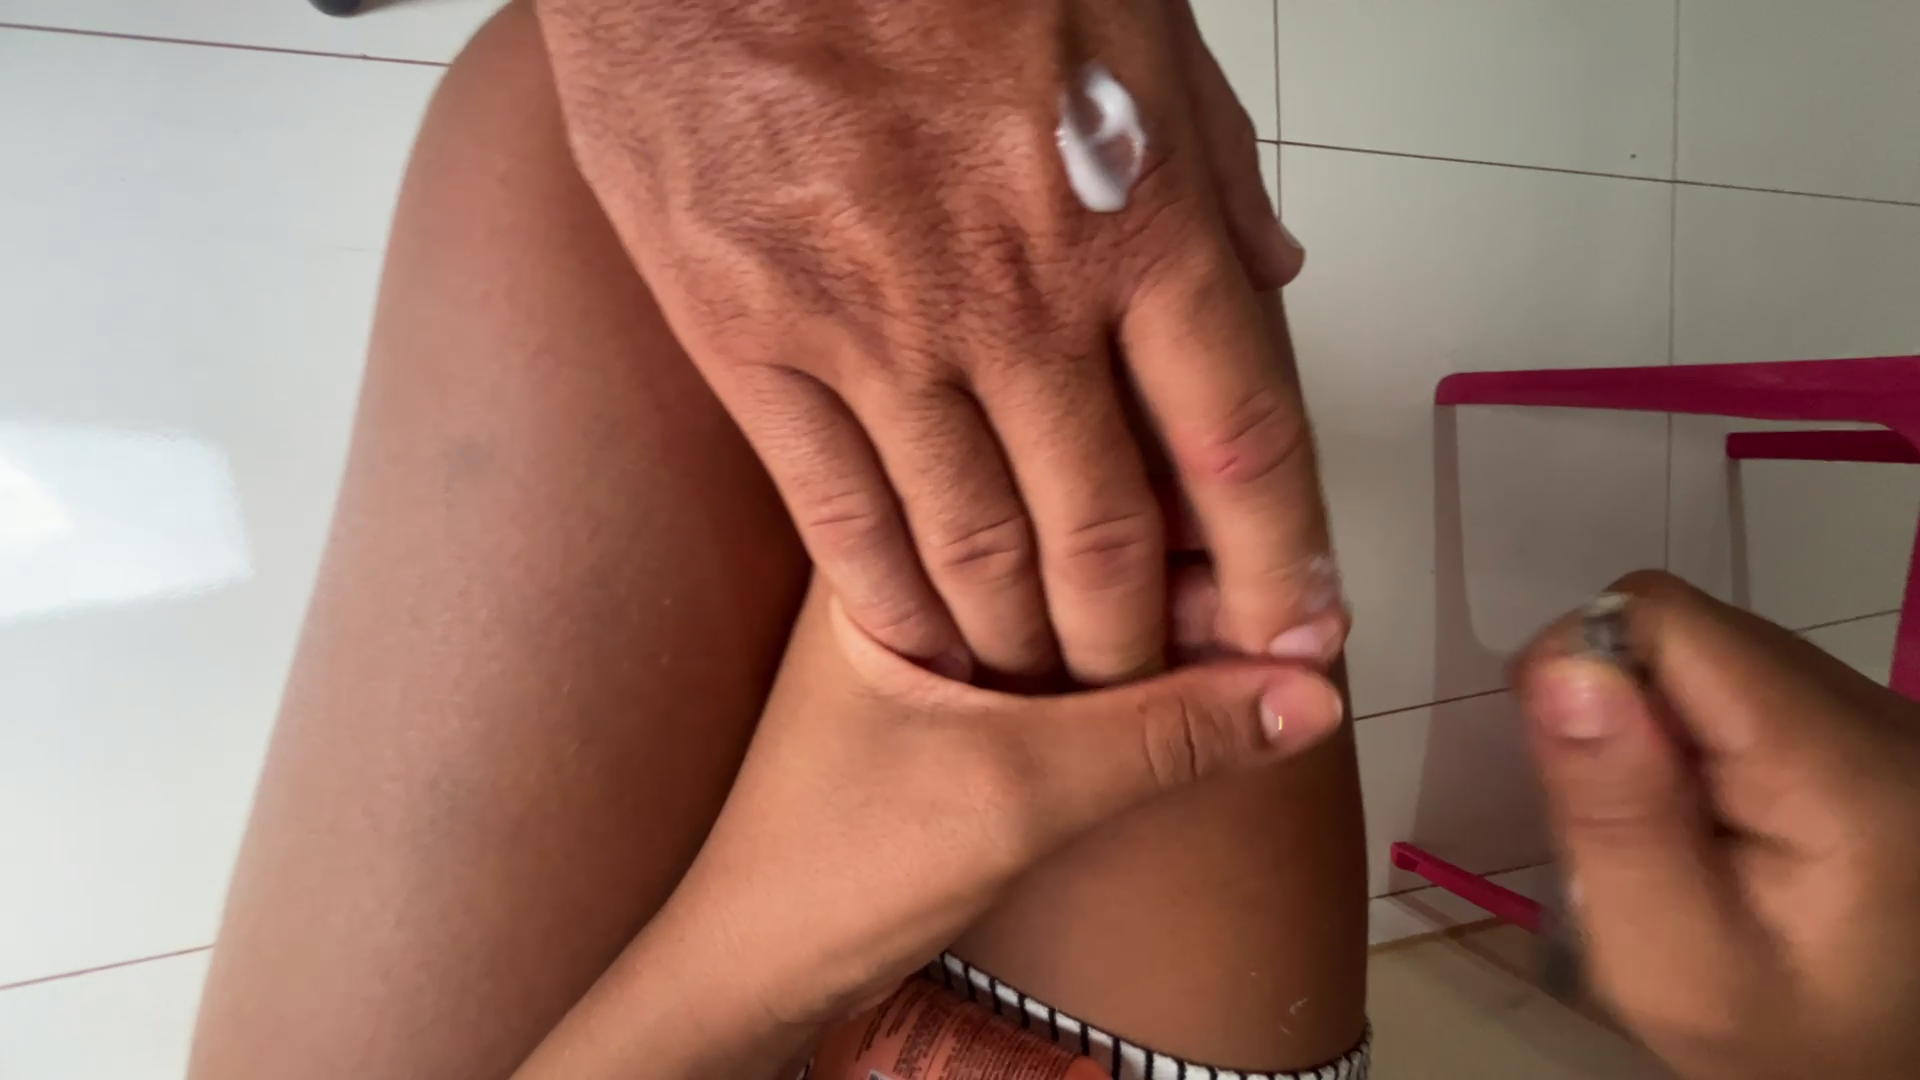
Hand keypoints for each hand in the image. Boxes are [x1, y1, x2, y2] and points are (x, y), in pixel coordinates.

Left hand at [515, 581, 1345, 1077]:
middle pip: (1066, 543)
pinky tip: (1190, 681)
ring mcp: (932, 632)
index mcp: (892, 551)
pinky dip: (1121, 671)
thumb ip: (1162, 738)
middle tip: (1284, 608)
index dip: (1162, 514)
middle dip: (1177, 574)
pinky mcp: (952, 690)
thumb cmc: (846, 866)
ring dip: (1158, 628)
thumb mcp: (1017, 792)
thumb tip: (1306, 693)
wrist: (761, 966)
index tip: (1266, 550)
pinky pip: (1053, 658)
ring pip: (1069, 603)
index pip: (1044, 490)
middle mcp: (910, 571)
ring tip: (1258, 645)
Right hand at [535, 0, 1338, 685]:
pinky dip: (899, 606)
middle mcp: (1008, 298)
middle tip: (1152, 682)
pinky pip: (843, 519)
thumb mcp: (1123, 18)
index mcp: (1121, 211)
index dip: (1277, 557)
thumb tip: (1271, 275)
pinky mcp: (754, 348)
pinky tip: (930, 657)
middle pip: (1106, 527)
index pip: (1237, 436)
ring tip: (1047, 691)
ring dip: (1025, 642)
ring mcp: (874, 335)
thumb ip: (1207, 164)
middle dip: (1139, 633)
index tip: (1292, 631)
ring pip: (976, 547)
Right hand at [1514, 572, 1919, 1079]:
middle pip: (1684, 625)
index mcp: (1843, 773)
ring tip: (1654, 807)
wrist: (1873, 1073)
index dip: (1578, 663)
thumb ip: (1610, 806)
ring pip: (1702, 641)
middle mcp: (1888, 719)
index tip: (1563, 756)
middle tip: (1609, 801)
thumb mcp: (1660, 949)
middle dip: (1607, 692)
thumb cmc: (1764, 1032)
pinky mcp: (1867, 729)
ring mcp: (1887, 719)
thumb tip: (1561, 667)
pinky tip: (1694, 797)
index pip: (1664, 621)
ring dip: (1639, 706)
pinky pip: (1730, 670)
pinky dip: (1677, 718)